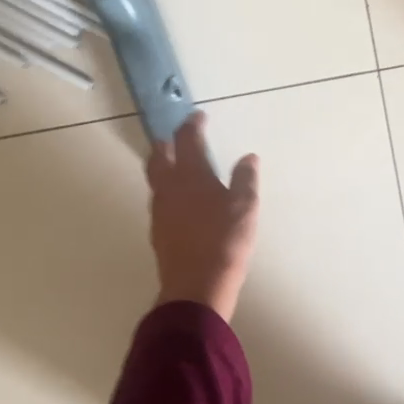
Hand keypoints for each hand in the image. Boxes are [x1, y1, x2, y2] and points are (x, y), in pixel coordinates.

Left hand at [147, 112, 259, 322]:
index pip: (187, 141)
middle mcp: (170, 188)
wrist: (197, 287)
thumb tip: (248, 157)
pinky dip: (166, 189)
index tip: (198, 116)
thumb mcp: (245, 207)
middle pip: (159, 157)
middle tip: (174, 135)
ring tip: (175, 164)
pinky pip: (159, 199)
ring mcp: (160, 211)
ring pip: (155, 179)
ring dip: (163, 165)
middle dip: (166, 143)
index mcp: (192, 176)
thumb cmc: (225, 241)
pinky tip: (178, 199)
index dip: (192, 125)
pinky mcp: (158, 231)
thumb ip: (245, 179)